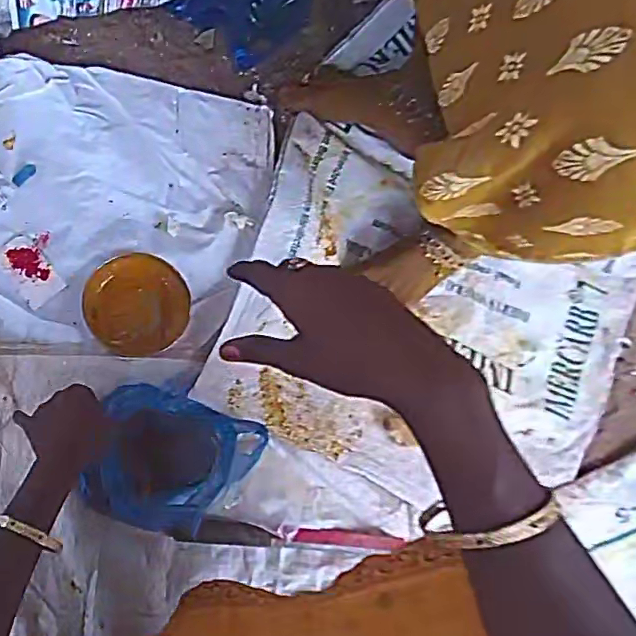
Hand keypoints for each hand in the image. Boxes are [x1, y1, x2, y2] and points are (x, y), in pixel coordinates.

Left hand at [13, 385, 110, 478]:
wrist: (64, 462)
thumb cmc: (88, 445)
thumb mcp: (110, 430)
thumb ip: (111, 419)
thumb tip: (116, 418)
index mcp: (79, 393)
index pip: (86, 394)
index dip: (90, 407)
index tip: (93, 419)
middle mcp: (59, 396)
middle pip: (67, 400)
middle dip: (72, 411)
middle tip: (81, 428)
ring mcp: (42, 410)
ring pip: (50, 410)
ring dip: (55, 418)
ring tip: (63, 436)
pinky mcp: (31, 424)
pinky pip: (25, 418)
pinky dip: (26, 420)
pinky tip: (25, 421)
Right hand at [219, 261, 483, 417]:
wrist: (410, 364)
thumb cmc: (348, 365)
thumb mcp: (298, 361)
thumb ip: (260, 350)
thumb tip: (225, 349)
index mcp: (297, 291)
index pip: (262, 273)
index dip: (245, 270)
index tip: (235, 270)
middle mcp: (322, 277)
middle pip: (290, 270)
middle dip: (274, 277)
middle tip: (262, 287)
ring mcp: (350, 280)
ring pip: (316, 275)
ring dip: (301, 283)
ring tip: (295, 302)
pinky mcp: (372, 289)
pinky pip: (338, 283)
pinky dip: (325, 291)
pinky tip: (331, 313)